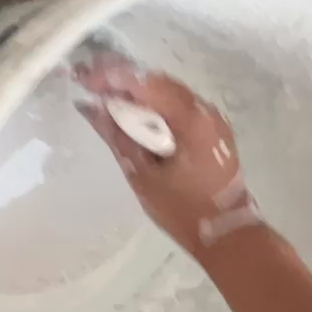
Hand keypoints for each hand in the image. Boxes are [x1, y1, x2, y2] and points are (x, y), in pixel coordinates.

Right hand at [73, 56, 261, 255]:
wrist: (228, 235)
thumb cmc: (182, 209)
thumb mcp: (141, 174)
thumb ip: (116, 136)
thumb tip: (90, 107)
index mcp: (190, 119)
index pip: (145, 84)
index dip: (111, 77)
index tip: (83, 79)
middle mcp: (205, 110)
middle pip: (157, 81)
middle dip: (121, 79)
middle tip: (87, 80)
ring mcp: (211, 118)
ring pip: (167, 91)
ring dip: (135, 91)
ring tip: (103, 93)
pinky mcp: (210, 129)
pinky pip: (176, 105)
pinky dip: (151, 104)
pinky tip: (131, 111)